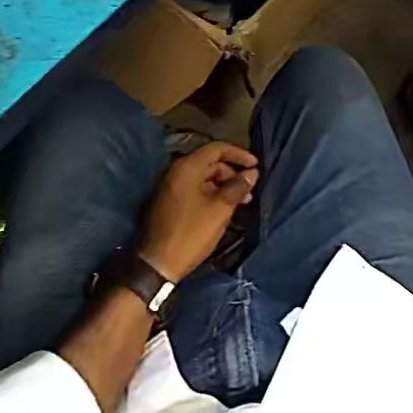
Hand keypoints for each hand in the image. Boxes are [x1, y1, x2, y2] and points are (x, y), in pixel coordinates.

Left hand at [138, 141, 258, 281]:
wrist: (156, 264)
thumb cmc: (191, 233)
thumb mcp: (220, 210)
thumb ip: (237, 187)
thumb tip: (251, 173)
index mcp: (186, 168)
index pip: (216, 148)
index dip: (239, 154)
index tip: (255, 165)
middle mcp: (175, 172)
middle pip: (209, 162)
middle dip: (232, 172)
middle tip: (249, 188)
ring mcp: (169, 186)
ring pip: (202, 177)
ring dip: (223, 185)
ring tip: (240, 201)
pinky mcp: (168, 201)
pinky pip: (194, 188)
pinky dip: (211, 193)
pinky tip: (223, 208)